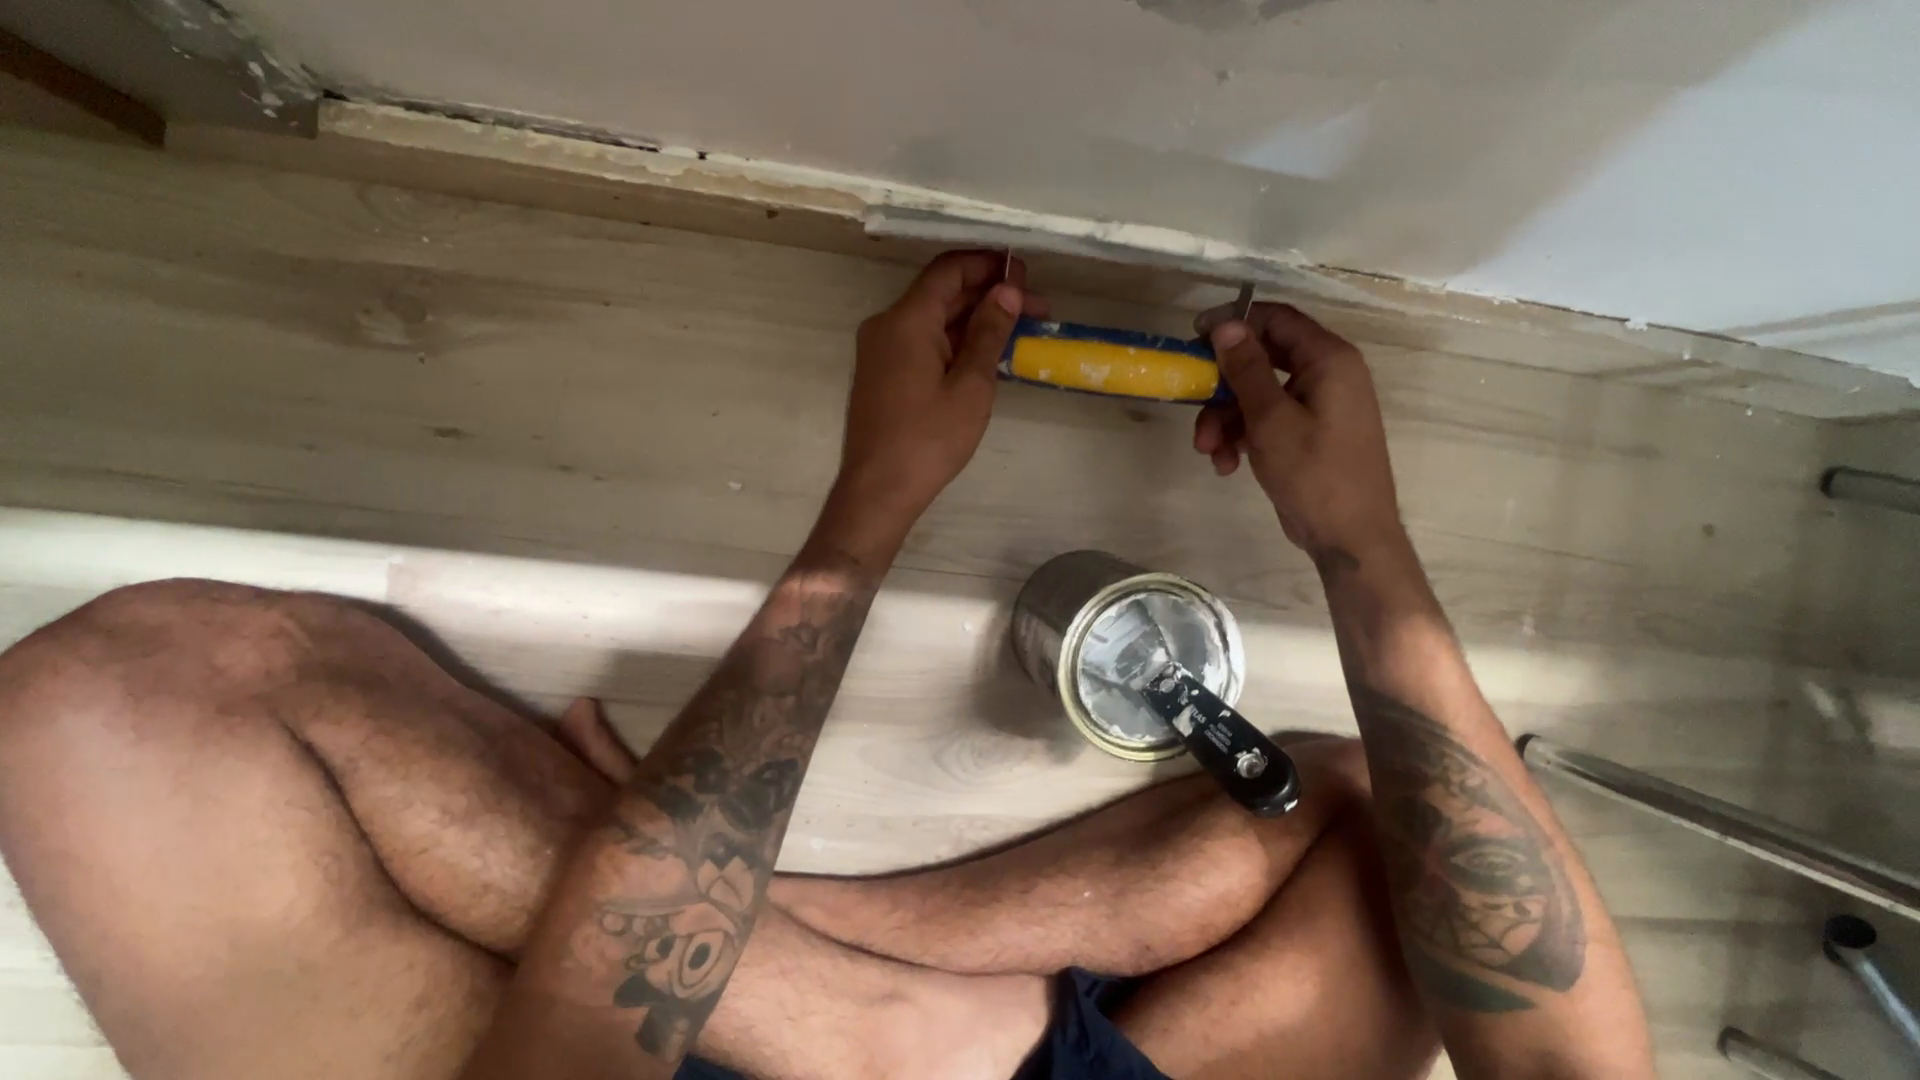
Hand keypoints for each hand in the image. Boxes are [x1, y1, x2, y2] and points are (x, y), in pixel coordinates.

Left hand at [824, 251, 1048, 547]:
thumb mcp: (970, 386)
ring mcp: (881, 351)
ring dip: (974, 321)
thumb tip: (1007, 292)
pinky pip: (922, 343)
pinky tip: (986, 355)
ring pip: (933, 320)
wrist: (879, 490)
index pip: (949, 271)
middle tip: (1037, 308)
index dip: (988, 265)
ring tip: (1020, 331)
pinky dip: (954, 342)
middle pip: (941, 294)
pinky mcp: (883, 374)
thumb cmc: (929, 440)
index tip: (1026, 273)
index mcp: (906, 320)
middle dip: (988, 295)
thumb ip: (989, 333)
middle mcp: (887, 325)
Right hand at [1193, 302, 1405, 567]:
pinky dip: (1243, 437)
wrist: (1349, 536)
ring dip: (1226, 419)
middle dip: (1222, 387)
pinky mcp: (1307, 434)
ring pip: (1257, 394)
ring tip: (1209, 452)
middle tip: (1193, 407)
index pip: (1276, 320)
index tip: (1194, 339)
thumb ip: (1246, 368)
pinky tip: (1227, 464)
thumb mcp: (1270, 419)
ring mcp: (1318, 406)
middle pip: (1261, 360)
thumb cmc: (1314, 473)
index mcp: (1328, 360)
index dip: (1233, 323)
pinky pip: (1267, 420)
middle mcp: (1326, 375)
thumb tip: (1226, 324)